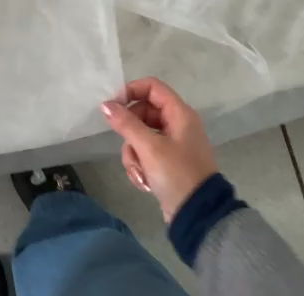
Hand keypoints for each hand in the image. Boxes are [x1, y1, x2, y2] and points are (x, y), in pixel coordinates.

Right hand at [100, 77, 219, 221]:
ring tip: (140, 173)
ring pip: (141, 136)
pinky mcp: (167, 163)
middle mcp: (177, 124)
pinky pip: (146, 154)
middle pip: (143, 113)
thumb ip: (126, 124)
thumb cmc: (176, 174)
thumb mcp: (149, 148)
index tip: (113, 107)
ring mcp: (173, 144)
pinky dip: (140, 166)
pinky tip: (144, 183)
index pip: (152, 87)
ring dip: (134, 155)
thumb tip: (106, 105)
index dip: (131, 92)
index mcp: (180, 113)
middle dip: (131, 133)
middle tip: (129, 148)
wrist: (198, 216)